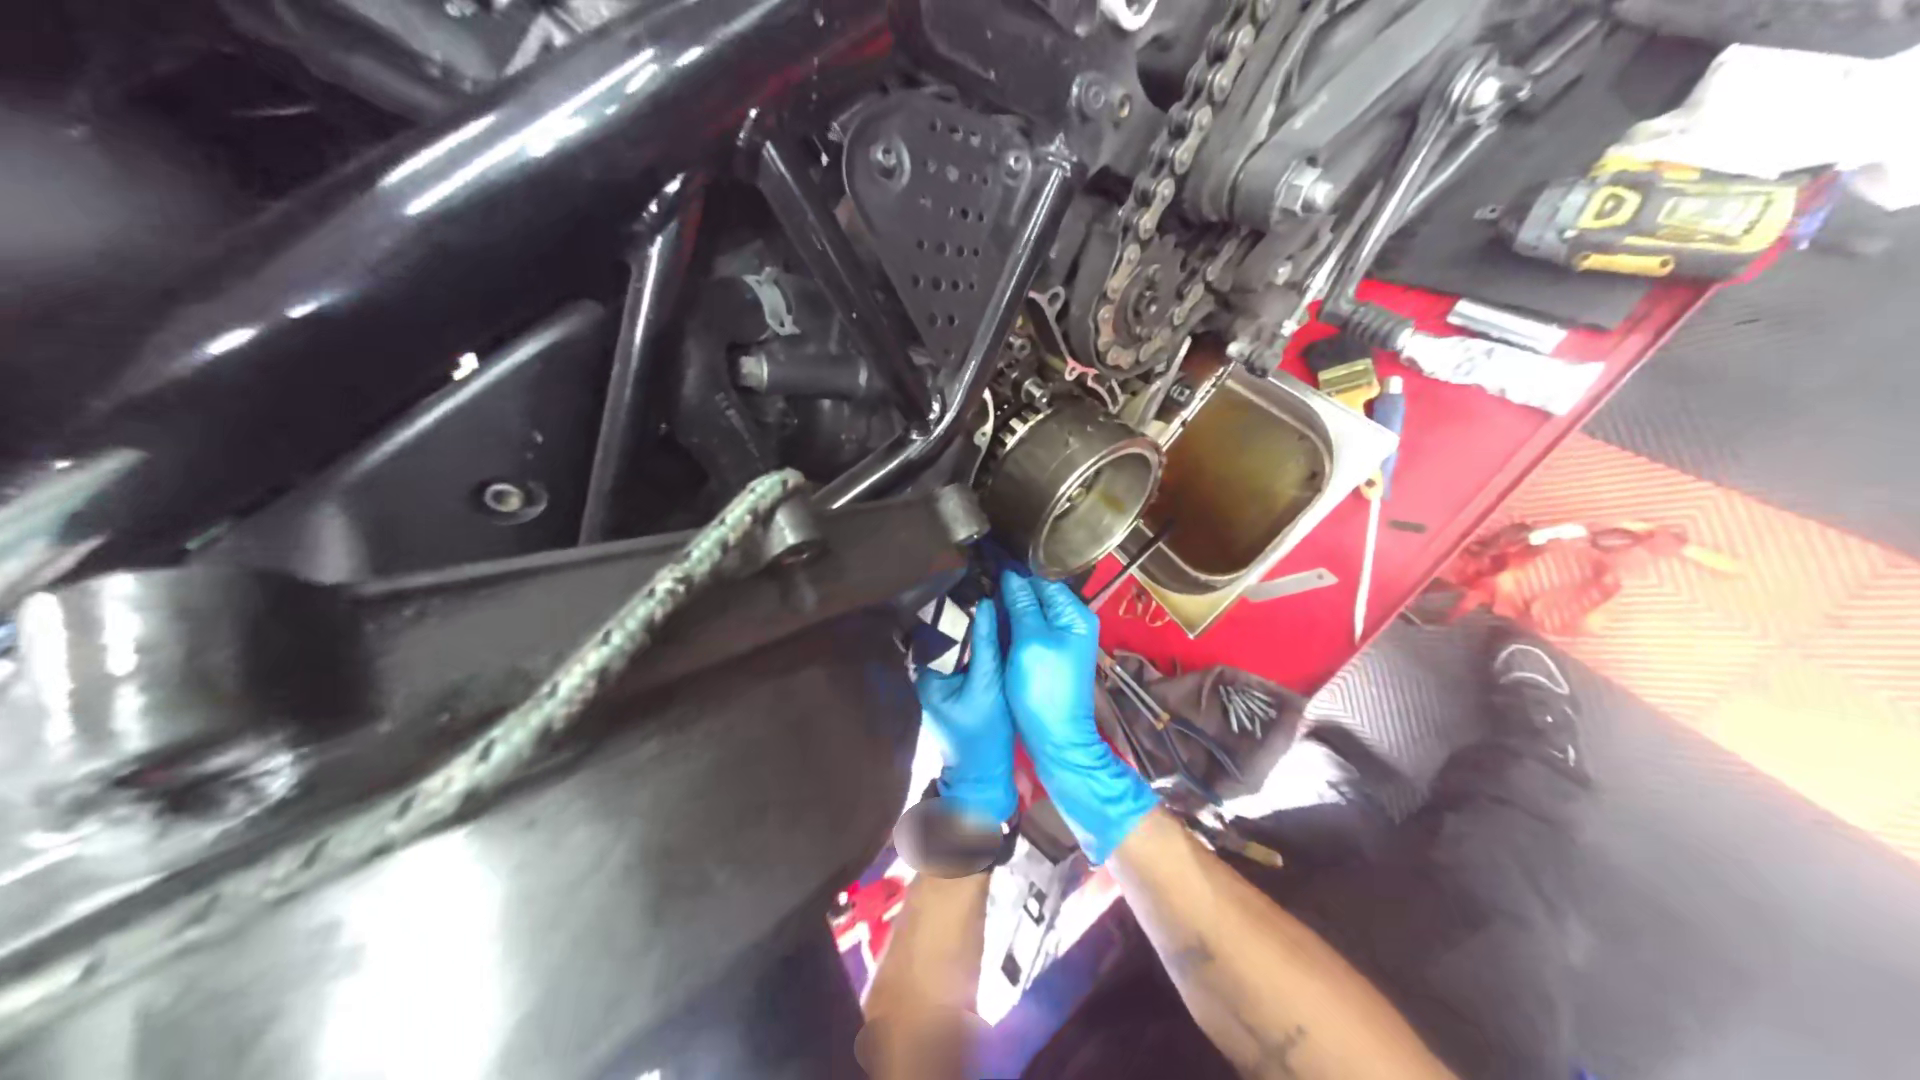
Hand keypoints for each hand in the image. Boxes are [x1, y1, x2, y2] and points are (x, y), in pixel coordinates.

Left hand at [914, 599, 1015, 827]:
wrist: (984, 773)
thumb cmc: (985, 732)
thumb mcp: (989, 685)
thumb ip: (987, 645)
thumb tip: (987, 605)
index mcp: (925, 674)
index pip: (935, 629)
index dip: (954, 606)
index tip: (973, 584)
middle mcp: (924, 674)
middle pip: (942, 633)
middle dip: (962, 613)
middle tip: (985, 588)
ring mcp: (936, 681)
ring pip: (952, 643)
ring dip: (968, 626)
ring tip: (989, 600)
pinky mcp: (950, 686)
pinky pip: (959, 656)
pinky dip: (972, 642)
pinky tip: (990, 627)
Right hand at [998, 570, 1157, 862]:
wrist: (1055, 738)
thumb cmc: (1043, 687)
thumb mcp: (1030, 642)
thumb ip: (1022, 606)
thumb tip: (1011, 576)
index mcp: (1075, 615)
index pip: (1043, 582)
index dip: (1015, 577)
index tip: (985, 569)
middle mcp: (1071, 623)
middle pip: (1037, 596)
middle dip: (1010, 593)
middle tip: (977, 586)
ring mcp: (1060, 640)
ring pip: (1030, 614)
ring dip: (1008, 610)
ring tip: (979, 603)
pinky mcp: (1047, 656)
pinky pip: (1028, 632)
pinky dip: (1011, 628)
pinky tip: (990, 625)